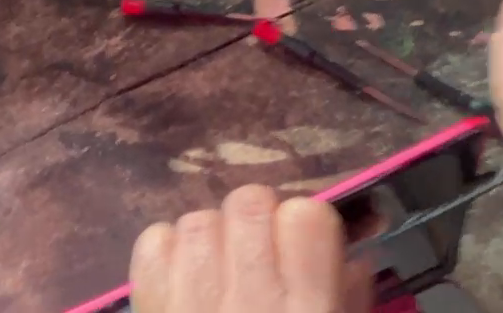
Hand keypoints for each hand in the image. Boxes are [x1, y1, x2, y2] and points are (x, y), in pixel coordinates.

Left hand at [128, 185, 371, 312]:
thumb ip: (347, 300)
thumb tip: (354, 254)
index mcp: (307, 311)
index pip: (306, 214)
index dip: (308, 226)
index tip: (310, 247)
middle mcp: (250, 299)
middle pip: (248, 201)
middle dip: (259, 222)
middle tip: (264, 259)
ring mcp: (191, 299)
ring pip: (199, 218)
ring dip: (214, 239)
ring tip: (224, 275)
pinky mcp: (148, 302)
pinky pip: (155, 241)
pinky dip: (169, 253)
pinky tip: (185, 282)